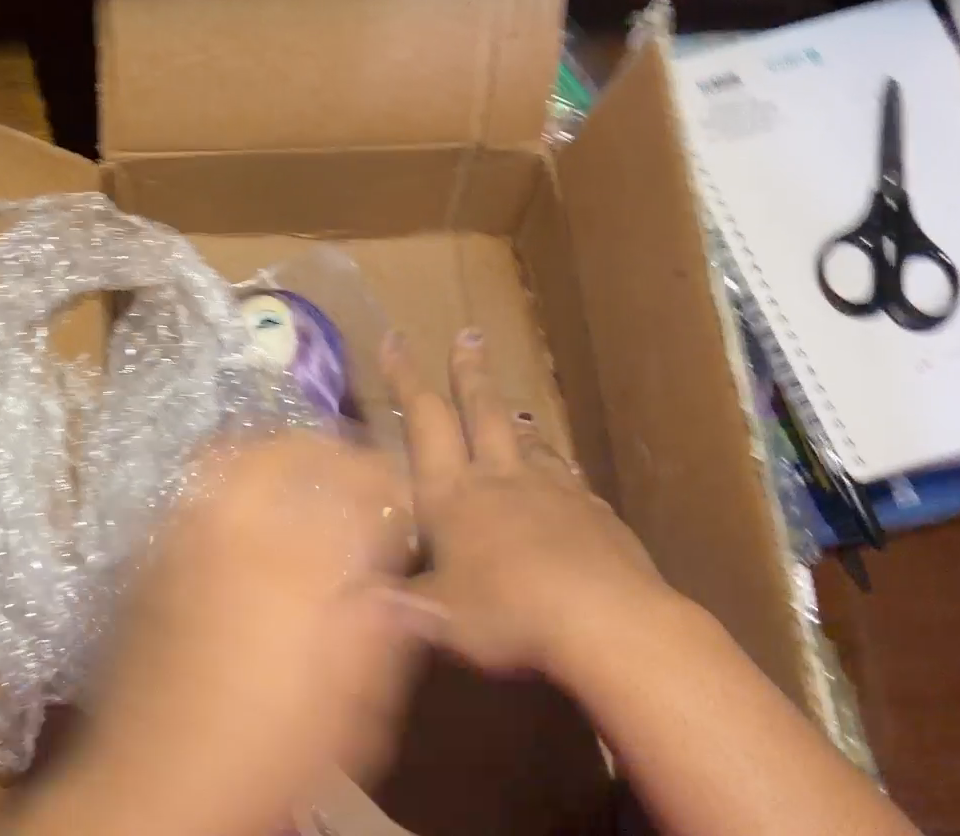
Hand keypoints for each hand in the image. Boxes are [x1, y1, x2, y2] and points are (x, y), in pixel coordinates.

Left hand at [34, 432, 432, 835]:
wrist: (154, 780)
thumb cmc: (265, 755)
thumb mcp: (352, 713)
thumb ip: (378, 634)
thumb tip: (400, 589)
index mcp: (297, 568)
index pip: (352, 490)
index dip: (384, 481)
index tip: (400, 494)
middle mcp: (234, 533)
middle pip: (280, 450)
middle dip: (322, 446)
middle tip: (348, 466)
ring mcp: (182, 538)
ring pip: (227, 458)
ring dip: (269, 454)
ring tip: (297, 475)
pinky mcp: (150, 556)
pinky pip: (191, 491)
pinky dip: (225, 482)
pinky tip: (242, 514)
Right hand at [385, 329, 676, 679]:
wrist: (608, 624)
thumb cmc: (505, 612)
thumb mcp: (435, 615)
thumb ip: (396, 601)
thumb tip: (351, 597)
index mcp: (452, 492)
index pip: (425, 420)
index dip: (407, 377)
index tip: (397, 339)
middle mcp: (499, 479)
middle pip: (482, 410)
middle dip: (470, 371)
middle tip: (469, 333)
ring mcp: (553, 493)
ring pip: (528, 440)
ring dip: (512, 416)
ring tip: (509, 403)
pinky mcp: (595, 516)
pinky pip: (568, 480)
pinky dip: (555, 468)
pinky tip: (559, 476)